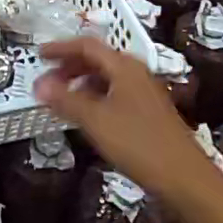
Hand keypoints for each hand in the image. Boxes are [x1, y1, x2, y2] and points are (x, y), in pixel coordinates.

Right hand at [34, 37, 217, 204]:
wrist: (183, 176)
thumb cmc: (138, 143)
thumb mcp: (96, 121)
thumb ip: (66, 100)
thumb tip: (39, 84)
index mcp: (124, 66)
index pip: (87, 45)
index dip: (61, 47)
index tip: (39, 53)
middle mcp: (135, 71)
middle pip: (97, 58)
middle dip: (70, 66)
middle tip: (47, 80)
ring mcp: (144, 90)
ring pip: (106, 76)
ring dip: (81, 82)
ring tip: (61, 98)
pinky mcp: (148, 109)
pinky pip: (114, 91)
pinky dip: (95, 96)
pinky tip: (86, 115)